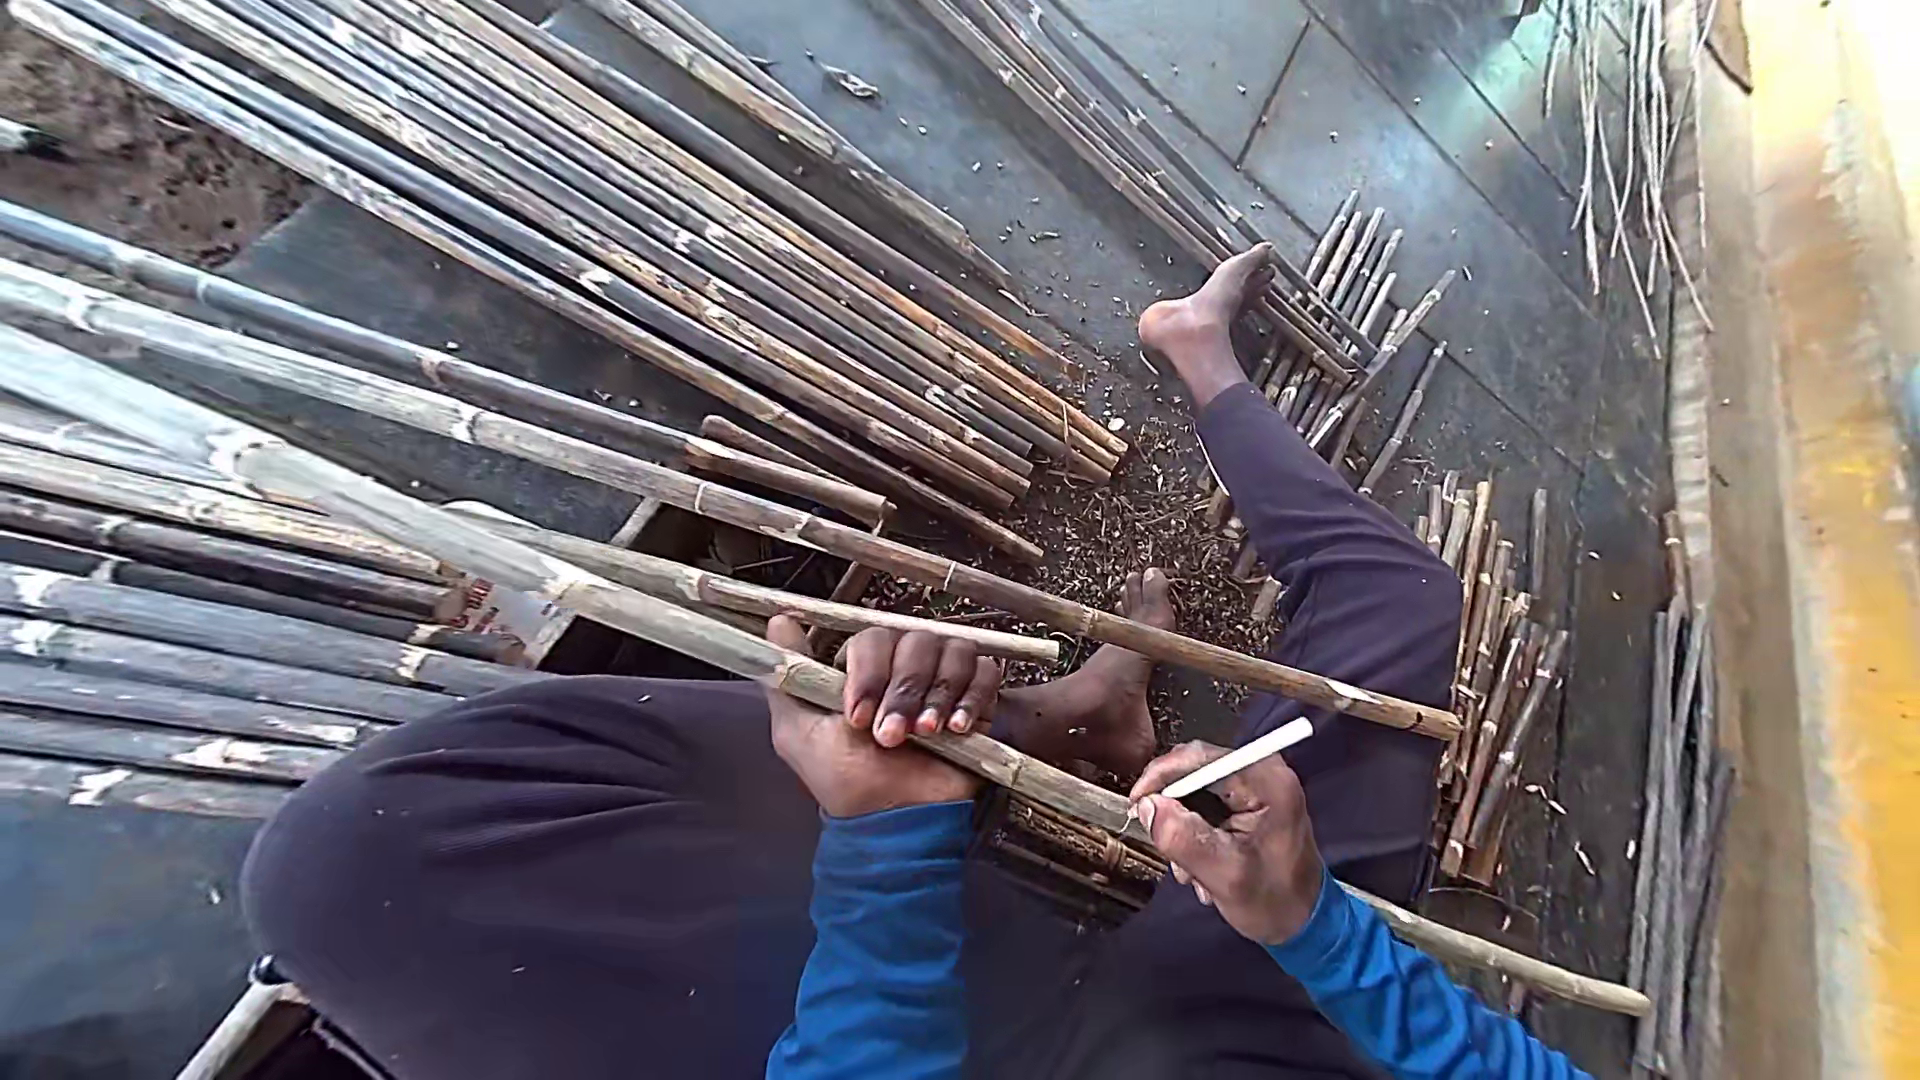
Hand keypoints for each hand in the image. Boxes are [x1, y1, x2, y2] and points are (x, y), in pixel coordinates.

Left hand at [764, 618, 998, 817]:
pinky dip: (972, 697)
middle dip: (904, 691)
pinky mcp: (979, 695)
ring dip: (937, 695)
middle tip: (891, 736)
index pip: (874, 639)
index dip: (869, 673)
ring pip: (952, 651)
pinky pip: (985, 672)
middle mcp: (908, 662)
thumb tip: (778, 622)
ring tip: (927, 734)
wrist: (895, 820)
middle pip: (916, 641)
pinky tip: (957, 728)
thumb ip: (788, 675)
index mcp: (869, 665)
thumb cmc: (846, 778)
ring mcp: (945, 676)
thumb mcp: (801, 731)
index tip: (858, 718)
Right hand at [1129, 741, 1325, 944]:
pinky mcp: (1247, 796)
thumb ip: (1185, 839)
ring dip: (1179, 820)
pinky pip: (1203, 797)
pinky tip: (1195, 858)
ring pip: (1193, 784)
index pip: (1199, 757)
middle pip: (1193, 767)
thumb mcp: (1227, 876)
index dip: (1161, 775)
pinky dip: (1191, 825)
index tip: (1138, 801)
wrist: (1308, 926)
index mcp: (1266, 780)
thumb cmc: (1277, 903)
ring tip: (1185, 862)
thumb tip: (1148, 806)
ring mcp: (1254, 782)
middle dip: (1171, 804)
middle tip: (1159, 836)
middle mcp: (1261, 770)